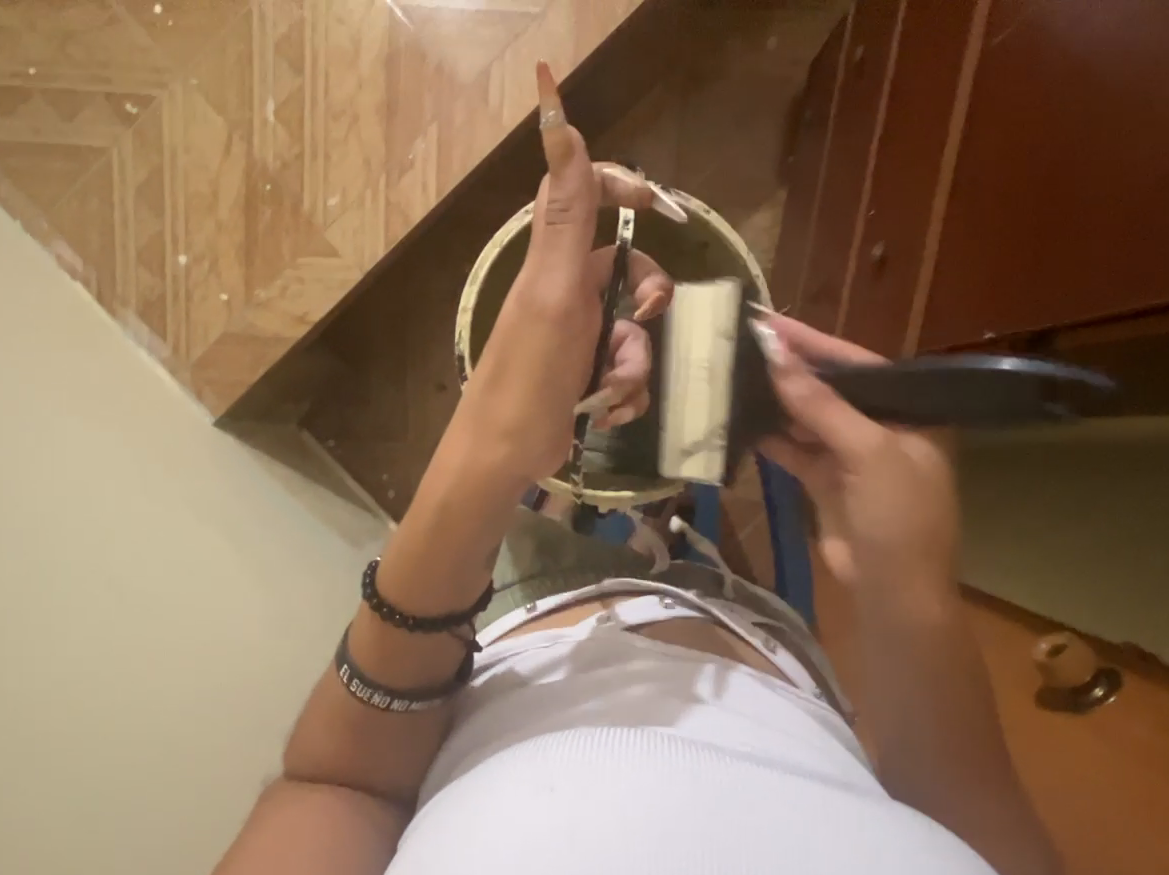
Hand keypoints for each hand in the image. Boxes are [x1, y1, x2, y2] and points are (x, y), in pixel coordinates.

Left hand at [456, 62, 684, 484]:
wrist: (505, 457)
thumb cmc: (527, 376)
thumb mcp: (552, 293)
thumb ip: (565, 218)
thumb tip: (561, 124)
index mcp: (554, 266)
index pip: (587, 198)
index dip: (625, 190)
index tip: (663, 211)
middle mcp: (566, 295)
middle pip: (631, 277)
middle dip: (646, 307)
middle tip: (643, 321)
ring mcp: (578, 342)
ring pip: (635, 336)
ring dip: (632, 368)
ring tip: (608, 394)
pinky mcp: (586, 382)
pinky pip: (629, 377)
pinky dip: (626, 398)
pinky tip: (605, 415)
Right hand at [755, 314, 959, 603]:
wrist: (893, 589)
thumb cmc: (898, 515)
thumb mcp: (868, 452)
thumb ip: (821, 405)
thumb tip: (777, 357)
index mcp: (908, 412)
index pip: (858, 365)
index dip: (813, 344)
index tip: (769, 323)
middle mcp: (881, 428)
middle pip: (830, 390)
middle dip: (790, 371)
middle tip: (743, 344)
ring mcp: (852, 457)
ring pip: (808, 420)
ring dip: (776, 404)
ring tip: (735, 376)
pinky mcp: (827, 484)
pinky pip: (796, 452)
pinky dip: (772, 439)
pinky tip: (743, 422)